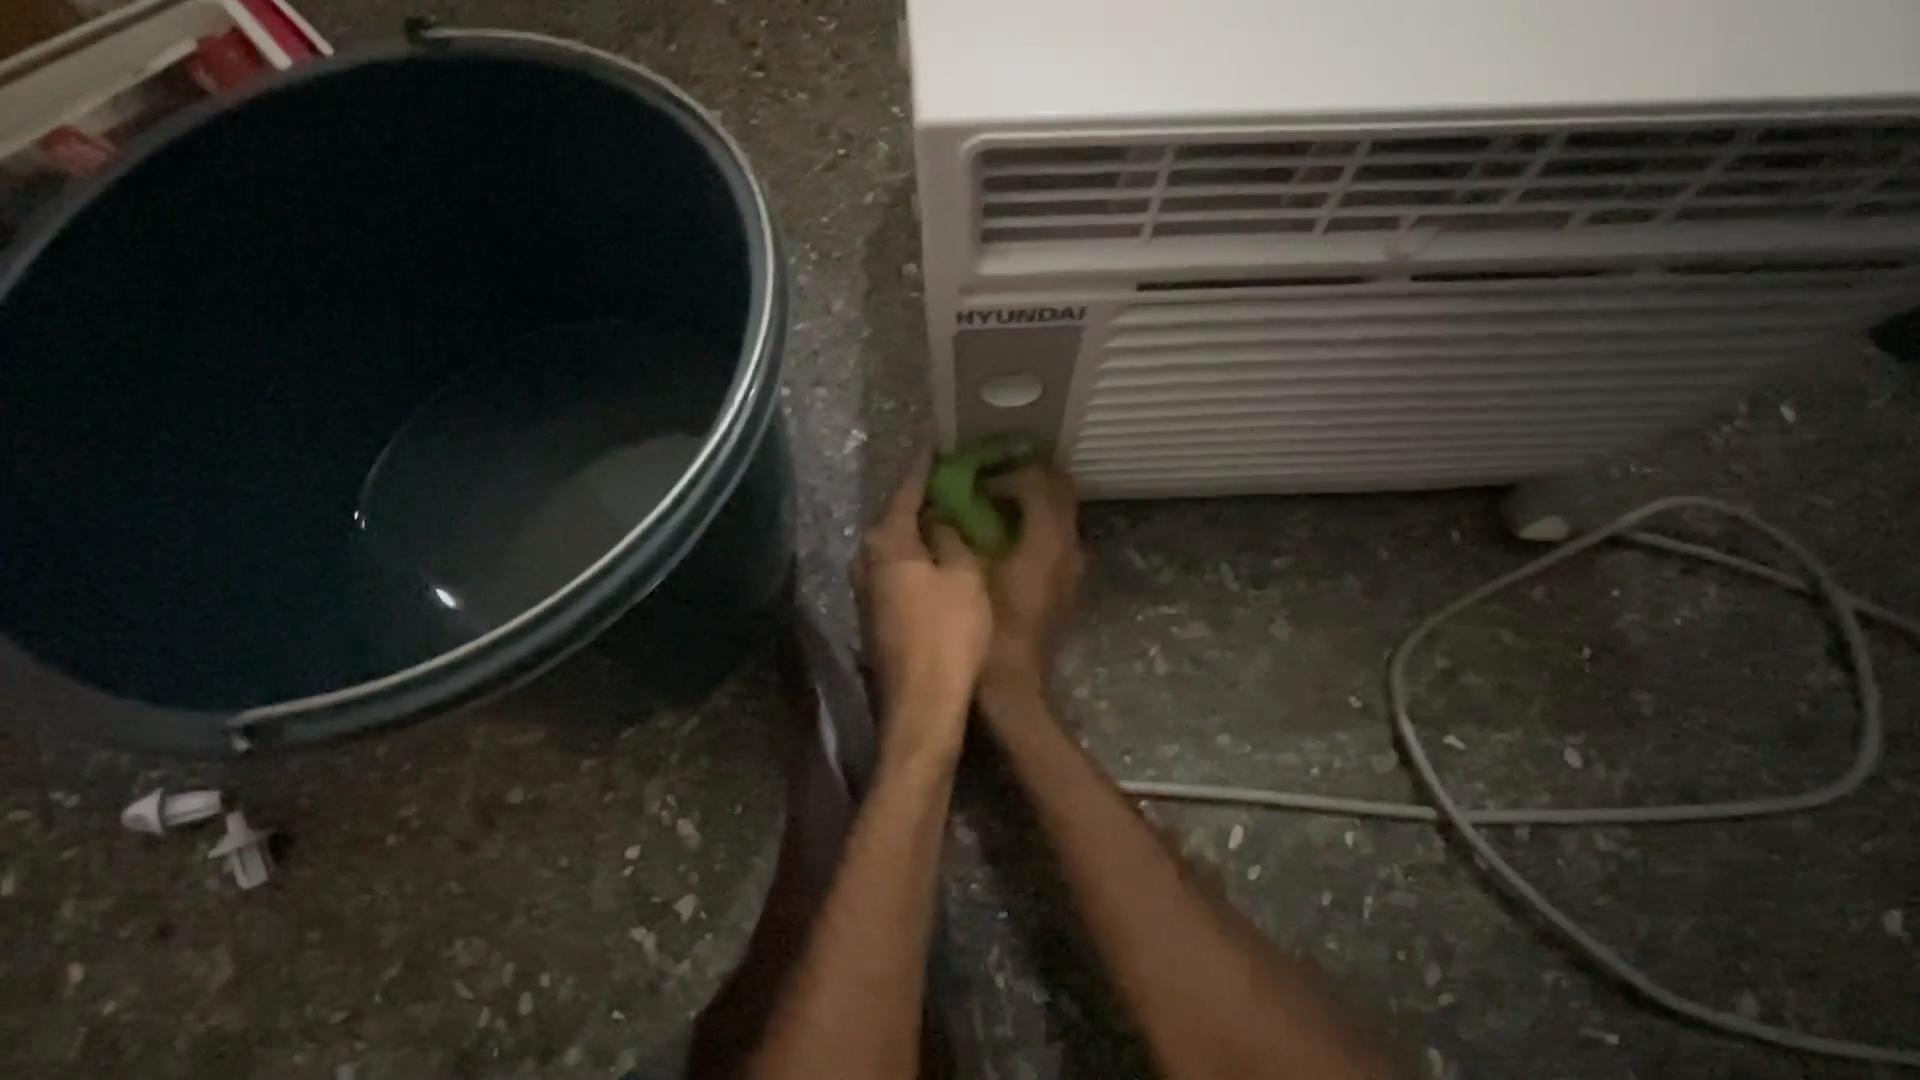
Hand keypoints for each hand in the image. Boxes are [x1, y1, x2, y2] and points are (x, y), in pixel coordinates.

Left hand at [857, 450, 991, 758]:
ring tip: (954, 511)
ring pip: (897, 544)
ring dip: (922, 528)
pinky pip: (898, 568)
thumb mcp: (964, 576)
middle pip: (897, 514)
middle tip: (957, 476)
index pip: (907, 486)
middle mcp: (865, 558)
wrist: (923, 703)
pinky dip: (919, 555)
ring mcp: (866, 588)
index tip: (940, 439)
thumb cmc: (948, 634)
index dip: (927, 462)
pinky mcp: (875, 613)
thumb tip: (942, 520)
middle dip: (924, 495)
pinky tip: (942, 554)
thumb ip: (952, 538)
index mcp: (886, 540)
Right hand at [979, 465, 1083, 696]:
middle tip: (990, 480)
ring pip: (1063, 513)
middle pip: (1060, 489)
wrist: (1016, 687)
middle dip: (1027, 477)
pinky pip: (1059, 537)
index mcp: (1047, 540)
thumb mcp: (966, 581)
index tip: (975, 484)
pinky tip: (1006, 538)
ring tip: (995, 505)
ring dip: (1035, 501)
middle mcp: (1069, 547)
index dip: (1004, 475)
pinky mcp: (1067, 584)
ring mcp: (1074, 567)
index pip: (1036, 481)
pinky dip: (1038, 525)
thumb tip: (943, 513)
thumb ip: (957, 539)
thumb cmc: (989, 633)